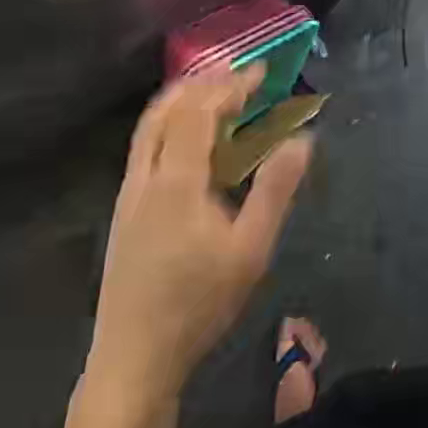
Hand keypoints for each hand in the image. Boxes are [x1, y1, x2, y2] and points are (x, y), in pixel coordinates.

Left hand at [86, 63, 313, 401]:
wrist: (135, 355)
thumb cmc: (200, 302)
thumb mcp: (252, 248)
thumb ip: (276, 189)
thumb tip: (303, 138)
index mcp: (176, 183)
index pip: (200, 114)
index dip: (230, 87)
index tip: (261, 71)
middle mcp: (144, 179)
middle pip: (164, 112)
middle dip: (201, 84)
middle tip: (237, 71)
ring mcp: (128, 195)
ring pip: (148, 129)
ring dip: (181, 101)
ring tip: (215, 91)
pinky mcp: (125, 212)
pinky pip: (145, 148)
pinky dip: (170, 125)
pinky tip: (191, 139)